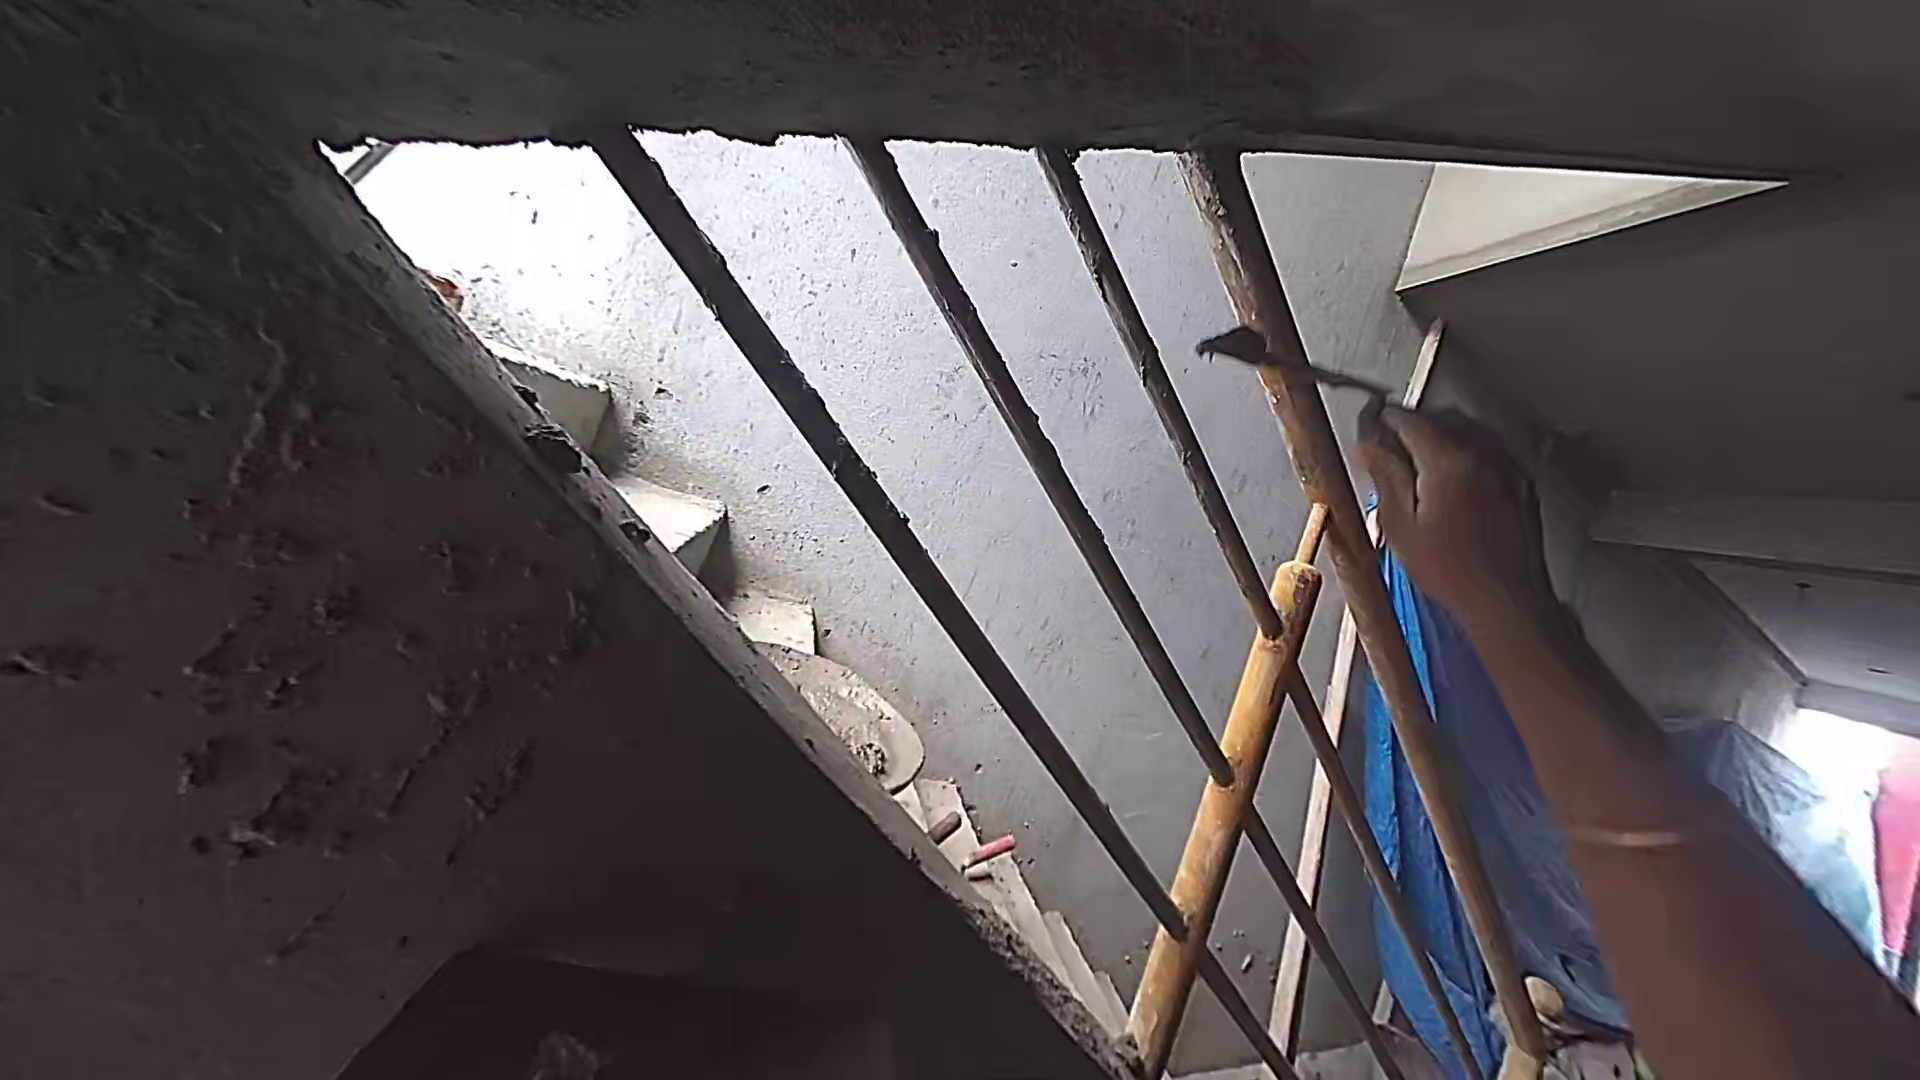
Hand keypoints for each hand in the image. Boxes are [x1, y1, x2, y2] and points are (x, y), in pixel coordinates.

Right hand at [1355, 404, 1555, 632]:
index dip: (1385, 419)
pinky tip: (1445, 472)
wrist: (1504, 599)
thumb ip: (1386, 477)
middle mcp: (1485, 458)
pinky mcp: (1520, 485)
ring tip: (1413, 455)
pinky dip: (1462, 449)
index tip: (1370, 420)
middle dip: (1412, 423)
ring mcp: (1508, 470)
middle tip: (1385, 439)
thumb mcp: (1399, 524)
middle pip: (1444, 419)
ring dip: (1439, 434)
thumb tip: (1370, 446)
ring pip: (1470, 430)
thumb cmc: (1448, 570)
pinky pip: (1489, 449)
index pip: (1412, 422)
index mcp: (1450, 464)